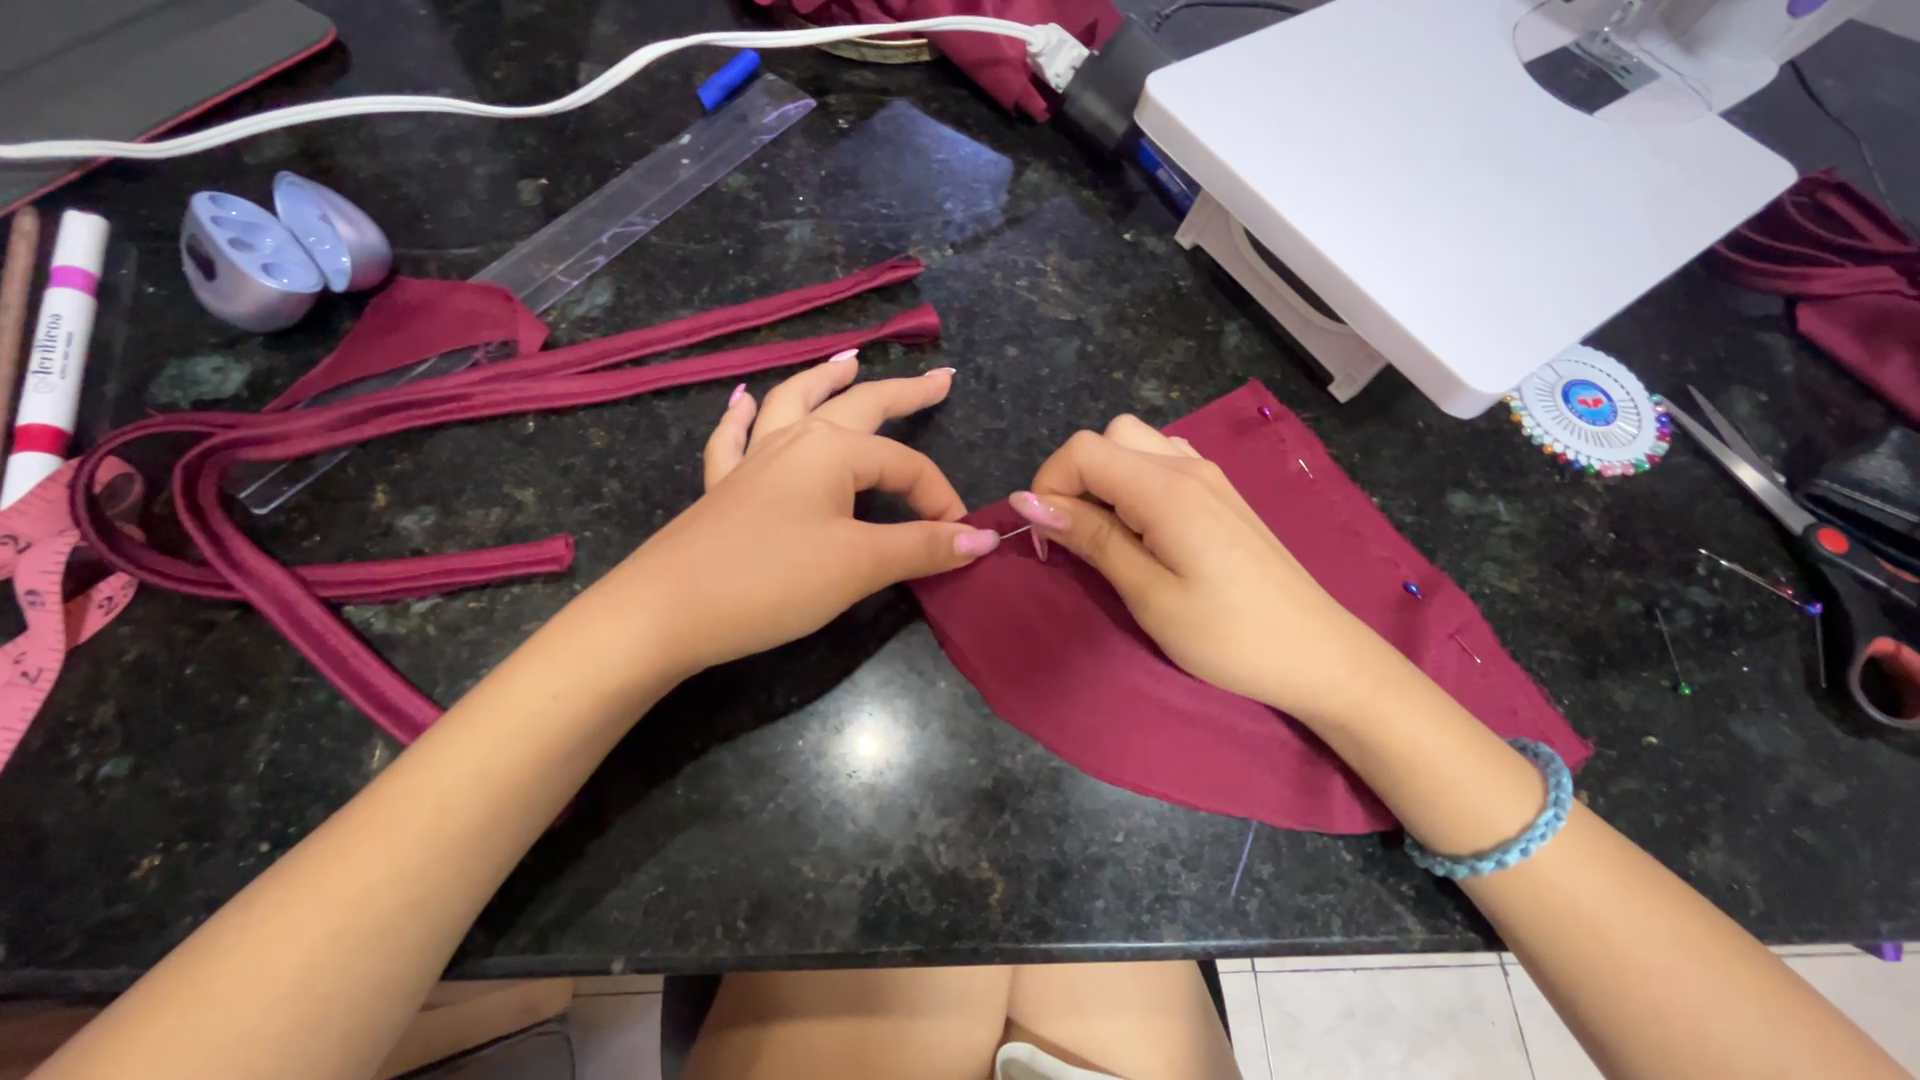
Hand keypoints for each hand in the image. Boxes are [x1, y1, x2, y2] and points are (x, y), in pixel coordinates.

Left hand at [601, 352, 1001, 675]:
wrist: (666, 612)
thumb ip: (922, 546)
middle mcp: (793, 440)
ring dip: (824, 380)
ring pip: (794, 404)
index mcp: (832, 450)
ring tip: (847, 359)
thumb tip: (982, 536)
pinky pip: (734, 439)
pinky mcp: (723, 488)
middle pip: (858, 407)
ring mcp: (752, 460)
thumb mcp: (859, 565)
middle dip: (902, 392)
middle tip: (938, 379)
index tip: (961, 541)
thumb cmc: (771, 581)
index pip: (907, 466)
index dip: (941, 501)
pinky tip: (743, 402)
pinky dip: (743, 418)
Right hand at [1008, 416, 1394, 721]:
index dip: (1048, 487)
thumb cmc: (1228, 637)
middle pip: (1107, 436)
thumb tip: (1029, 502)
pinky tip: (1143, 526)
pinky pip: (1163, 460)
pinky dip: (1134, 481)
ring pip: (1135, 443)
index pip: (1082, 451)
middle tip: (1075, 539)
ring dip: (1105, 478)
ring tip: (1108, 535)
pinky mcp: (1221, 494)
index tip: (1046, 544)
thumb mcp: (1149, 595)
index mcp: (1167, 490)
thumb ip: (1092, 539)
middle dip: (1074, 479)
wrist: (1317, 654)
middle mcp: (1188, 467)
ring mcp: (1210, 477)